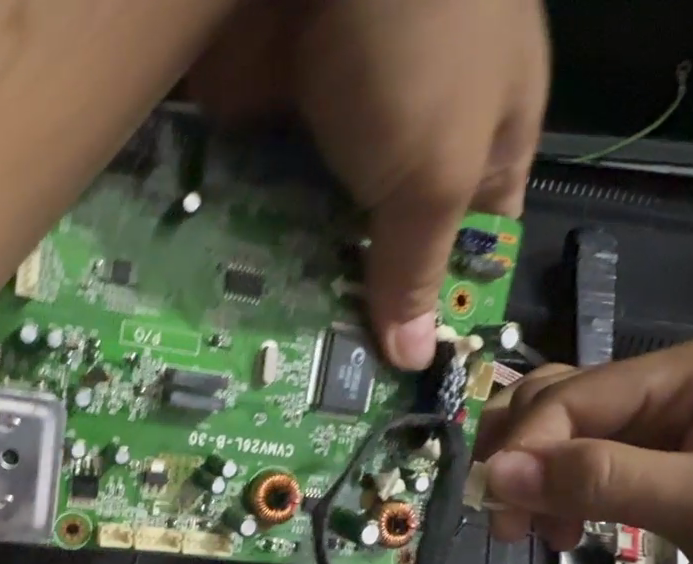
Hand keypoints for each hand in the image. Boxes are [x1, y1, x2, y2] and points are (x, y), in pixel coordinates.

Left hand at [186, 0, 549, 369]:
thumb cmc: (421, 48)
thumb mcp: (436, 173)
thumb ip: (418, 266)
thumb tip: (415, 358)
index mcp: (477, 162)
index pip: (464, 261)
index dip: (438, 319)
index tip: (397, 385)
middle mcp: (406, 154)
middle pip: (380, 254)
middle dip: (352, 313)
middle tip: (312, 387)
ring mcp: (333, 138)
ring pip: (310, 234)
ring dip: (287, 287)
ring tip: (256, 365)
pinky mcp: (267, 126)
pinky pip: (253, 199)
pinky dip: (237, 242)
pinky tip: (216, 305)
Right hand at [478, 333, 692, 563]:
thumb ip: (604, 481)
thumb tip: (497, 474)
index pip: (578, 393)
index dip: (526, 444)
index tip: (491, 504)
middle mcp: (684, 386)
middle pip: (570, 404)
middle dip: (525, 456)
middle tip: (502, 521)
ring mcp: (685, 429)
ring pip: (580, 440)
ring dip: (543, 480)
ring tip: (534, 535)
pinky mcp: (685, 471)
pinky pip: (607, 472)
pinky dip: (574, 498)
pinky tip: (569, 532)